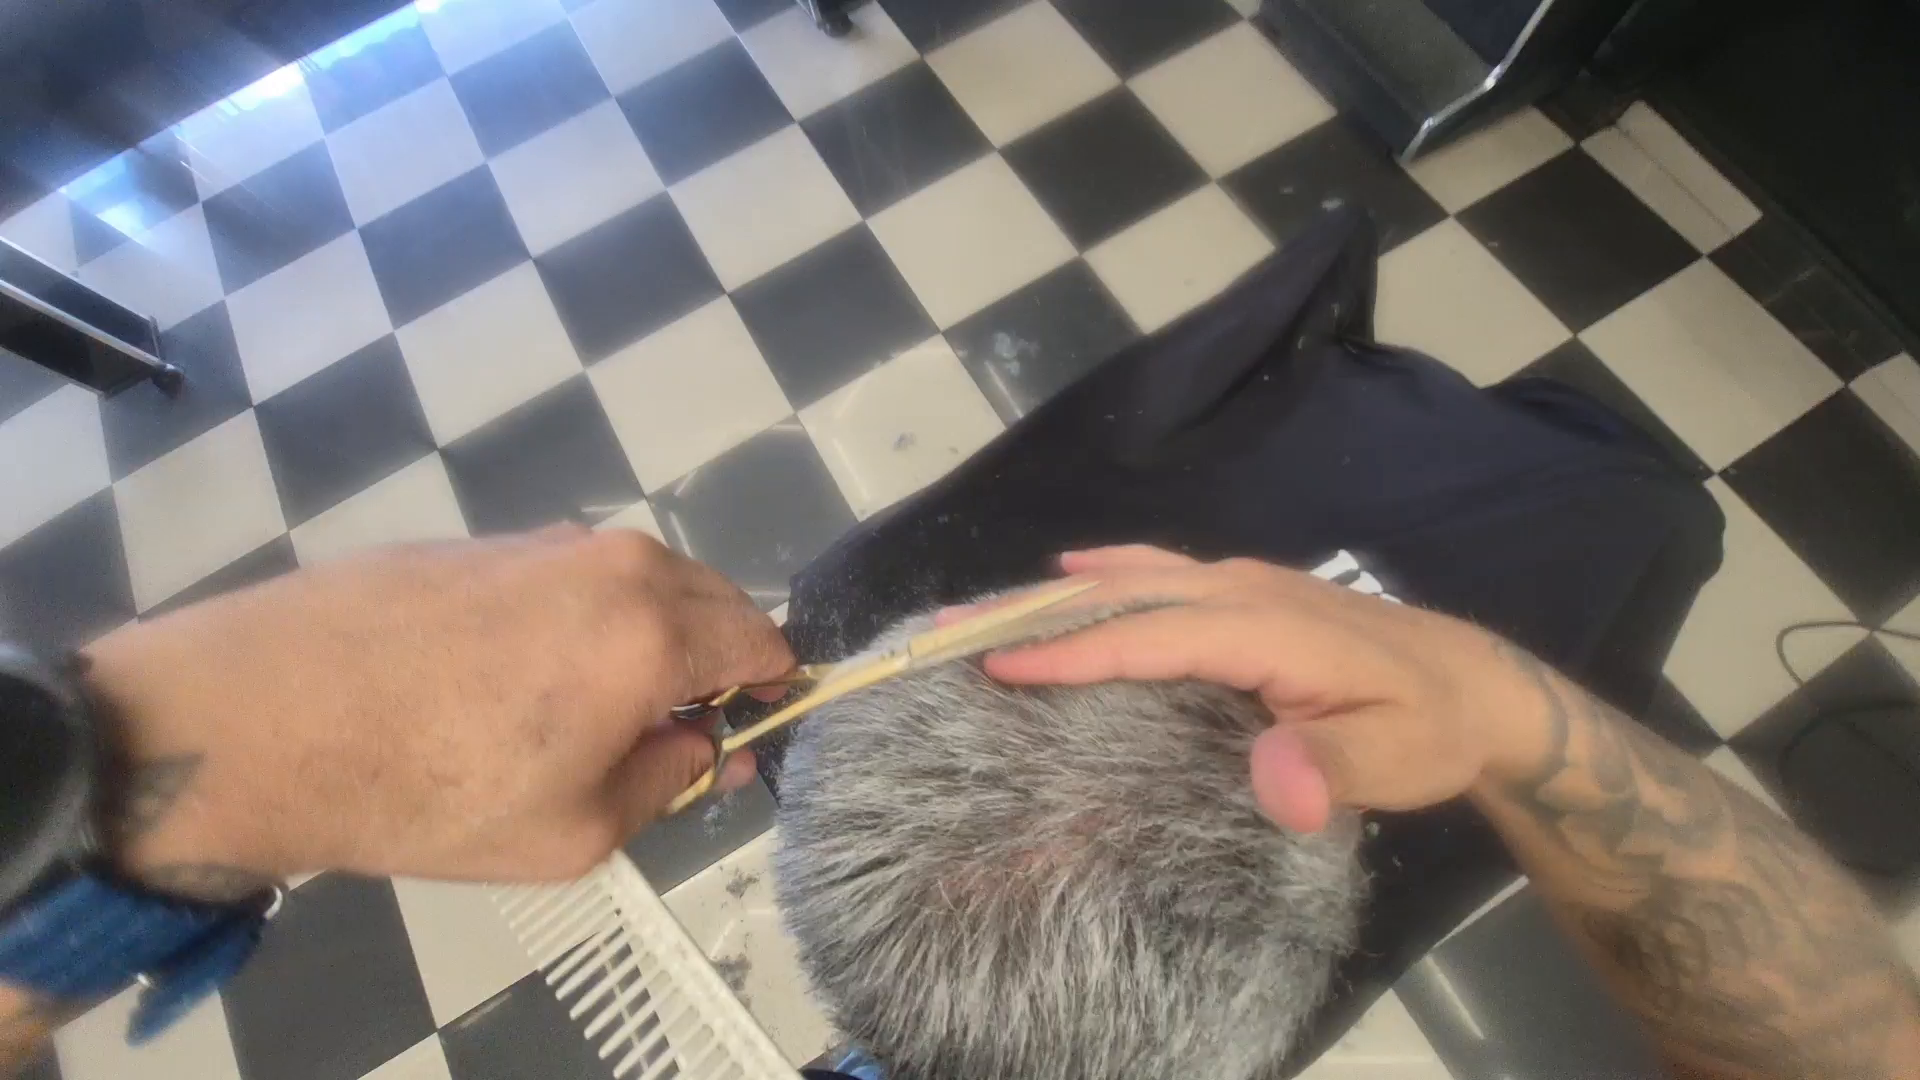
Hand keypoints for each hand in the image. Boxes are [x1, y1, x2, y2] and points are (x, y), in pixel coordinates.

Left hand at [80, 526, 792, 897]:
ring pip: (660, 581)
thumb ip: (672, 779)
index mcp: (657, 635)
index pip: (763, 643)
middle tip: (682, 718)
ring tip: (606, 692)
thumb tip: (715, 745)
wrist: (249, 719)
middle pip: (722, 603)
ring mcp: (564, 541)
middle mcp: (627, 568)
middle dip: (724, 657)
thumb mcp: (576, 829)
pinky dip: (607, 609)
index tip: (753, 718)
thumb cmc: (429, 790)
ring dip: (665, 630)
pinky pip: (596, 571)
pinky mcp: (507, 536)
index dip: (773, 683)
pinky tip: (540, 658)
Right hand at [979, 546, 1547, 831]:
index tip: (1000, 667)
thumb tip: (1273, 786)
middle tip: (953, 624)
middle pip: (1118, 592)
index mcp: (1260, 627)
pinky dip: (1103, 572)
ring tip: (988, 604)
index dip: (1072, 652)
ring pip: (1127, 577)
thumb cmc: (1424, 724)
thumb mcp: (1395, 759)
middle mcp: (1234, 590)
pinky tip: (1074, 569)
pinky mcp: (1237, 589)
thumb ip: (1331, 766)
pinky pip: (1153, 571)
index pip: (1147, 637)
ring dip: (1054, 590)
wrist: (1471, 680)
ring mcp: (1234, 582)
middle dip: (1032, 610)